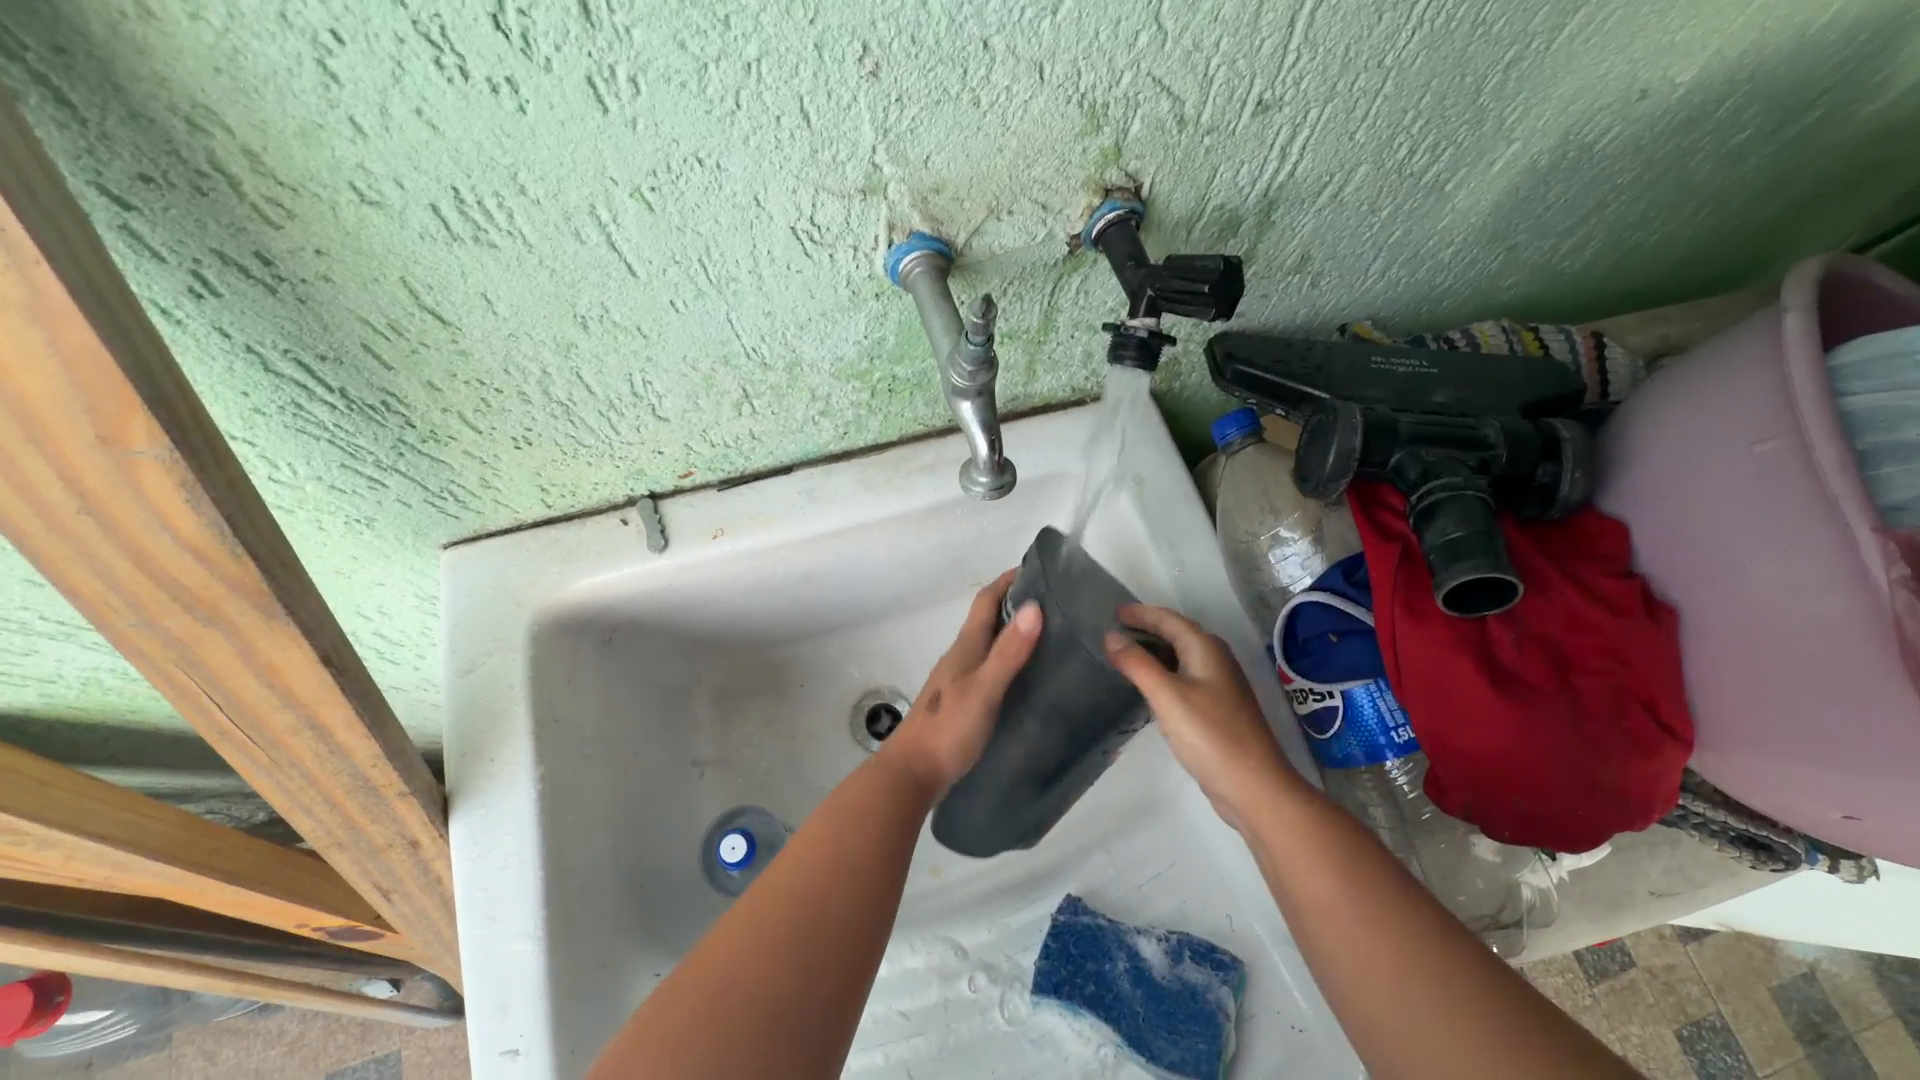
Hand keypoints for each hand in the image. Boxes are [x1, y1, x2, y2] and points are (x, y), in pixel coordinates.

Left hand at [880, 569, 1042, 795]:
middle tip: (1061, 604)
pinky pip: (993, 671)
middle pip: (991, 620)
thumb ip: (1008, 652)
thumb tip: (1034, 606)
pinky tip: (1032, 679)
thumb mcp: (983, 689)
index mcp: (966, 647)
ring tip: (1056, 638)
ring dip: (1017, 635)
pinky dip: (1013, 664)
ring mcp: (961, 681)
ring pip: (992, 646)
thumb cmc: (947, 730)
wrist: (913, 774)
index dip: (1009, 580)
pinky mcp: (965, 704)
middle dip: (1020, 606)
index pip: (987, 600)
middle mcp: (962, 657)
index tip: (1041, 569)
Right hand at [1104, 604, 1300, 829]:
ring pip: (1182, 658)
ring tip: (1125, 655)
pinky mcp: (1217, 709)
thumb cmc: (1210, 736)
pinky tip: (1149, 689)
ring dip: (1155, 652)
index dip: (1142, 614)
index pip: (1170, 620)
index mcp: (1207, 649)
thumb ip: (1137, 664)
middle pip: (1178, 634)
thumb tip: (1111, 635)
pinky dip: (1163, 674)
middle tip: (1115, 631)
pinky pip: (1185, 678)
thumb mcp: (1167, 697)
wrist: (1254, 786)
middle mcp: (1216, 661)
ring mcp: (1220, 686)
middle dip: (1148, 629)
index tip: (1114, 611)